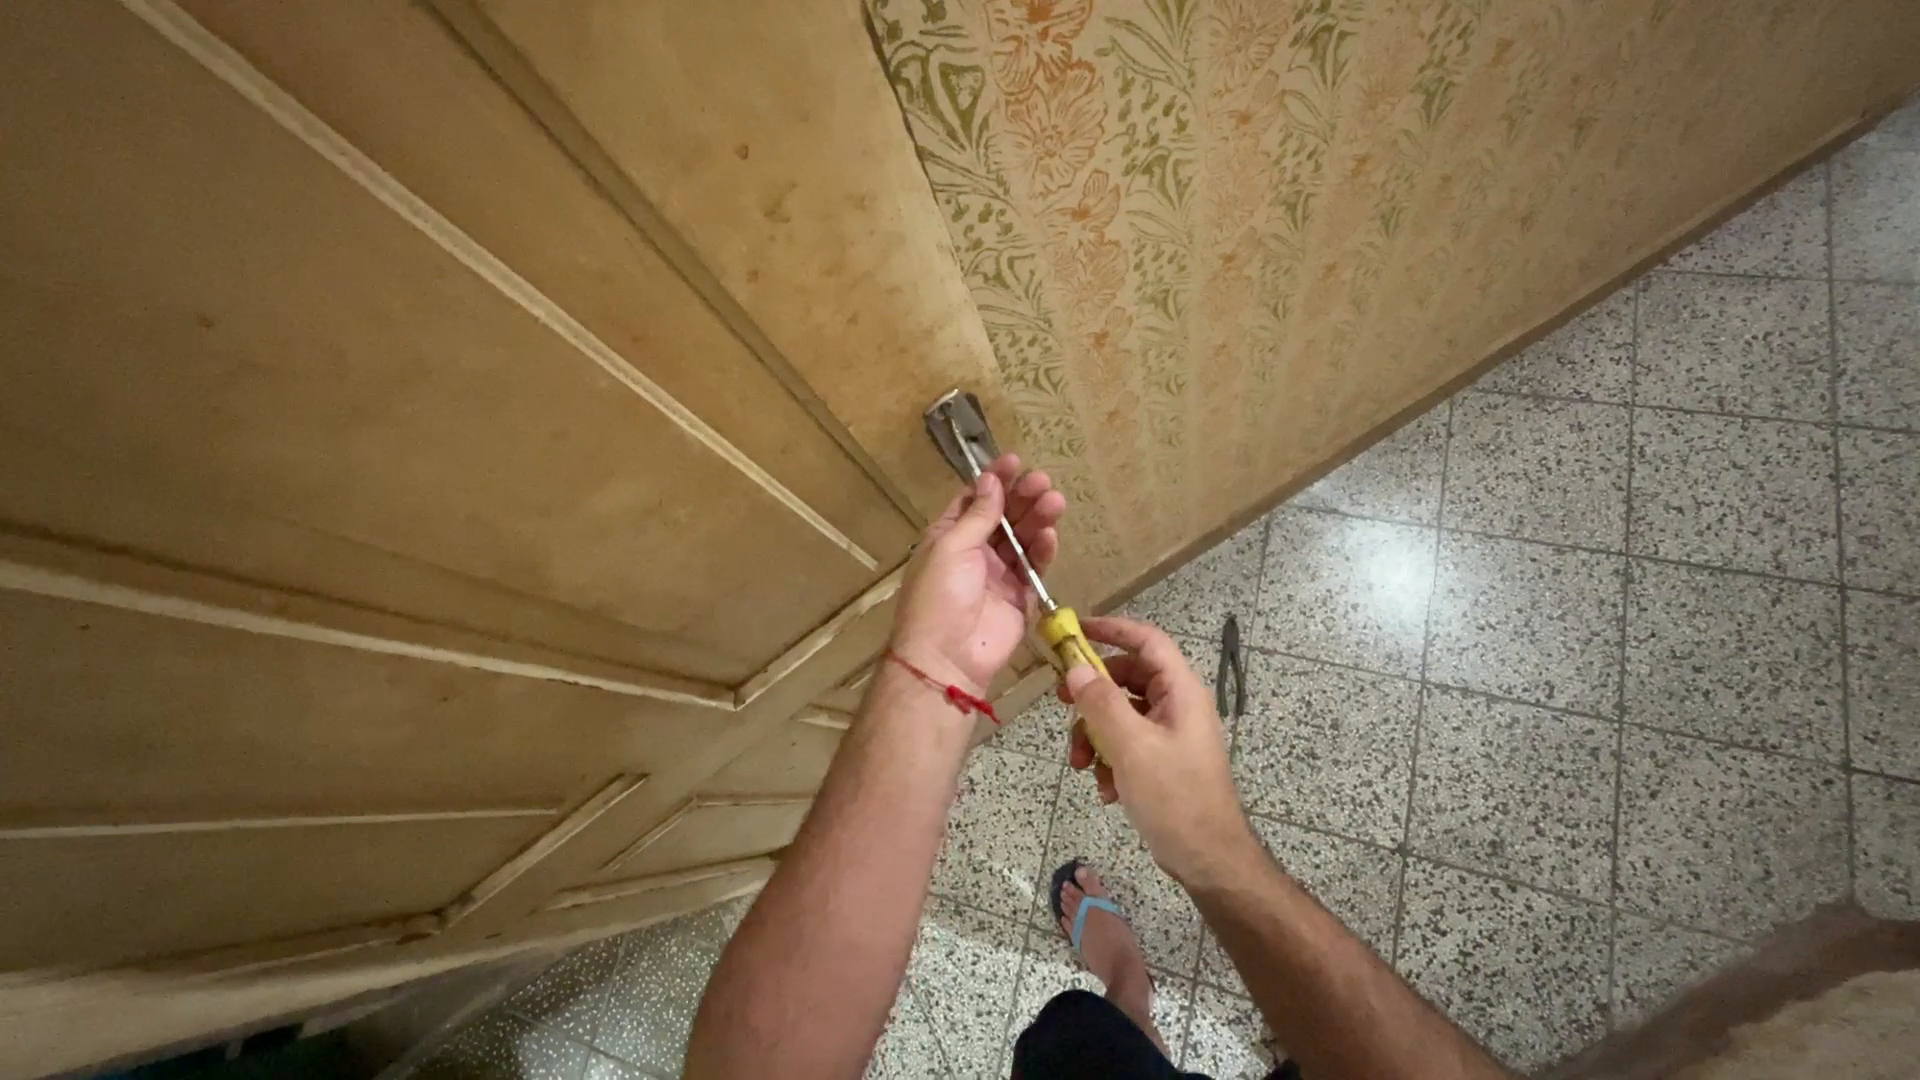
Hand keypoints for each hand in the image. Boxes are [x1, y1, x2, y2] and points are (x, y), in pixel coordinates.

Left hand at [890, 454, 1064, 694]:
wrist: (947, 657)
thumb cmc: (939, 596)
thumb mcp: (951, 547)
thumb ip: (977, 516)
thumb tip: (991, 482)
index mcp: (948, 536)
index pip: (974, 500)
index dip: (994, 480)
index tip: (1015, 461)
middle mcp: (973, 552)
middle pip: (1003, 516)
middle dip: (1022, 497)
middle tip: (1042, 481)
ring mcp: (997, 574)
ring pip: (1021, 538)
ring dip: (1036, 518)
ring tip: (1055, 501)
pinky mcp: (1019, 596)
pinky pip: (1033, 567)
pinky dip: (1042, 550)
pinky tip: (1049, 534)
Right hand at [1060, 615, 1258, 887]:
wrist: (1209, 860)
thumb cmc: (1176, 798)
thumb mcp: (1131, 747)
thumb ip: (1101, 703)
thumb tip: (1076, 669)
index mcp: (1181, 692)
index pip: (1147, 641)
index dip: (1113, 629)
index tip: (1076, 631)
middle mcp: (1177, 706)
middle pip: (1127, 678)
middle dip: (1092, 694)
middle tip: (1061, 701)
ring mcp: (1171, 735)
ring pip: (1121, 714)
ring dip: (1095, 734)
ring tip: (1082, 763)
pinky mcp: (1163, 761)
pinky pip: (1127, 743)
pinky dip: (1110, 759)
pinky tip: (1105, 788)